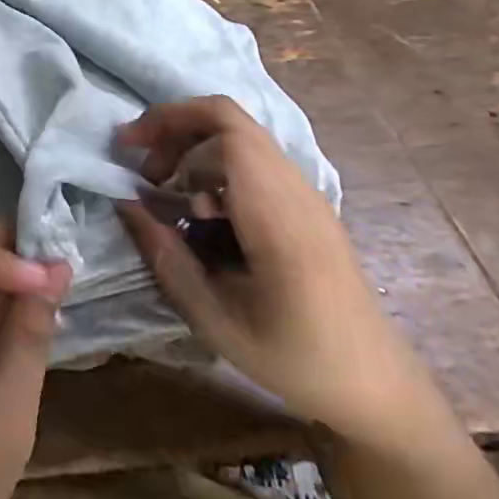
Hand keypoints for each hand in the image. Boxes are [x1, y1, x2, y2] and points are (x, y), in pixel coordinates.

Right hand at [114, 97, 419, 440]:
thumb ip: (165, 254)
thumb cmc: (291, 356)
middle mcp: (295, 188)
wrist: (372, 379)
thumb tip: (126, 201)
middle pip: (229, 119)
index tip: (130, 150)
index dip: (170, 124)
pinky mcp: (307, 199)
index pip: (224, 132)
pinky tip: (203, 210)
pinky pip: (255, 157)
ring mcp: (306, 190)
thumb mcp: (212, 317)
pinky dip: (216, 164)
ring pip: (241, 134)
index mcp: (276, 215)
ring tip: (168, 192)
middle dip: (175, 127)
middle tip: (144, 168)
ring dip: (195, 147)